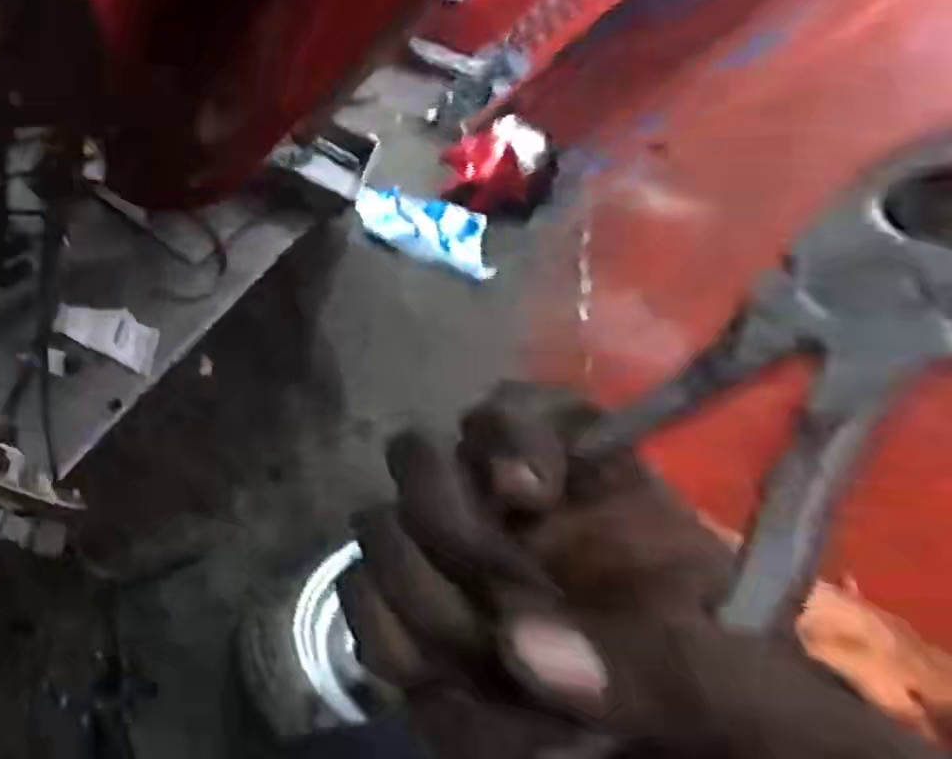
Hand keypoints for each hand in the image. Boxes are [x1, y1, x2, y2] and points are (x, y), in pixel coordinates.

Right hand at [342, 382, 939, 758]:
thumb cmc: (771, 756)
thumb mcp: (780, 714)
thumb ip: (680, 667)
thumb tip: (516, 647)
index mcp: (609, 520)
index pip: (533, 414)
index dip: (510, 429)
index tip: (524, 492)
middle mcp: (510, 530)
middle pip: (422, 456)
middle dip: (443, 515)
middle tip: (503, 591)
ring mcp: (448, 579)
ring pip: (379, 523)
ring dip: (420, 588)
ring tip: (484, 665)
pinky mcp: (410, 639)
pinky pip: (358, 599)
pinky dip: (386, 635)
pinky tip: (437, 680)